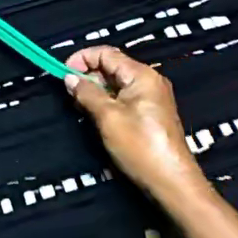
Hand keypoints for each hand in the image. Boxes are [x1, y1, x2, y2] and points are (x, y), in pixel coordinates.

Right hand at [65, 46, 209, 203]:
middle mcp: (149, 80)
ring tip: (79, 104)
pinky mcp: (151, 113)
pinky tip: (95, 113)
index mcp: (141, 75)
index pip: (106, 53)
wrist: (173, 184)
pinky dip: (107, 100)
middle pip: (112, 66)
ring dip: (96, 89)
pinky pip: (124, 97)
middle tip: (69, 92)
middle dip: (88, 75)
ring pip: (117, 83)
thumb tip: (70, 78)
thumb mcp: (108, 117)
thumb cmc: (140, 147)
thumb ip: (87, 93)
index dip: (82, 58)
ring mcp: (152, 97)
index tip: (63, 73)